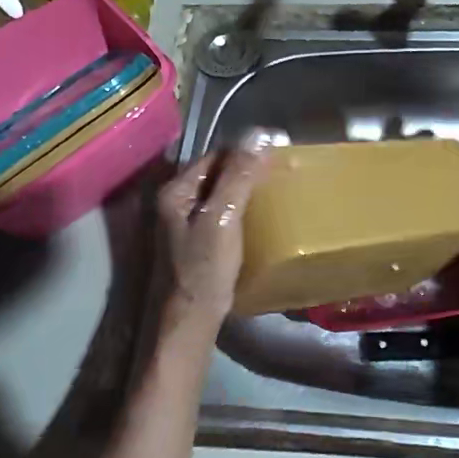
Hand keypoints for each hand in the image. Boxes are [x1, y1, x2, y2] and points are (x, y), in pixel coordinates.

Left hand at [156, 131, 277, 319]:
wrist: (189, 323)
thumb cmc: (204, 270)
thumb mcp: (223, 219)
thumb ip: (239, 176)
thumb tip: (260, 134)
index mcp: (176, 191)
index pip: (215, 156)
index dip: (246, 151)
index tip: (279, 152)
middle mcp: (175, 203)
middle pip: (216, 174)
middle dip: (248, 169)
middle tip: (283, 171)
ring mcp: (184, 225)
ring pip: (220, 194)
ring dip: (246, 189)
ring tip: (277, 190)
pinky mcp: (196, 243)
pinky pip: (221, 214)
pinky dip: (242, 209)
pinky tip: (260, 216)